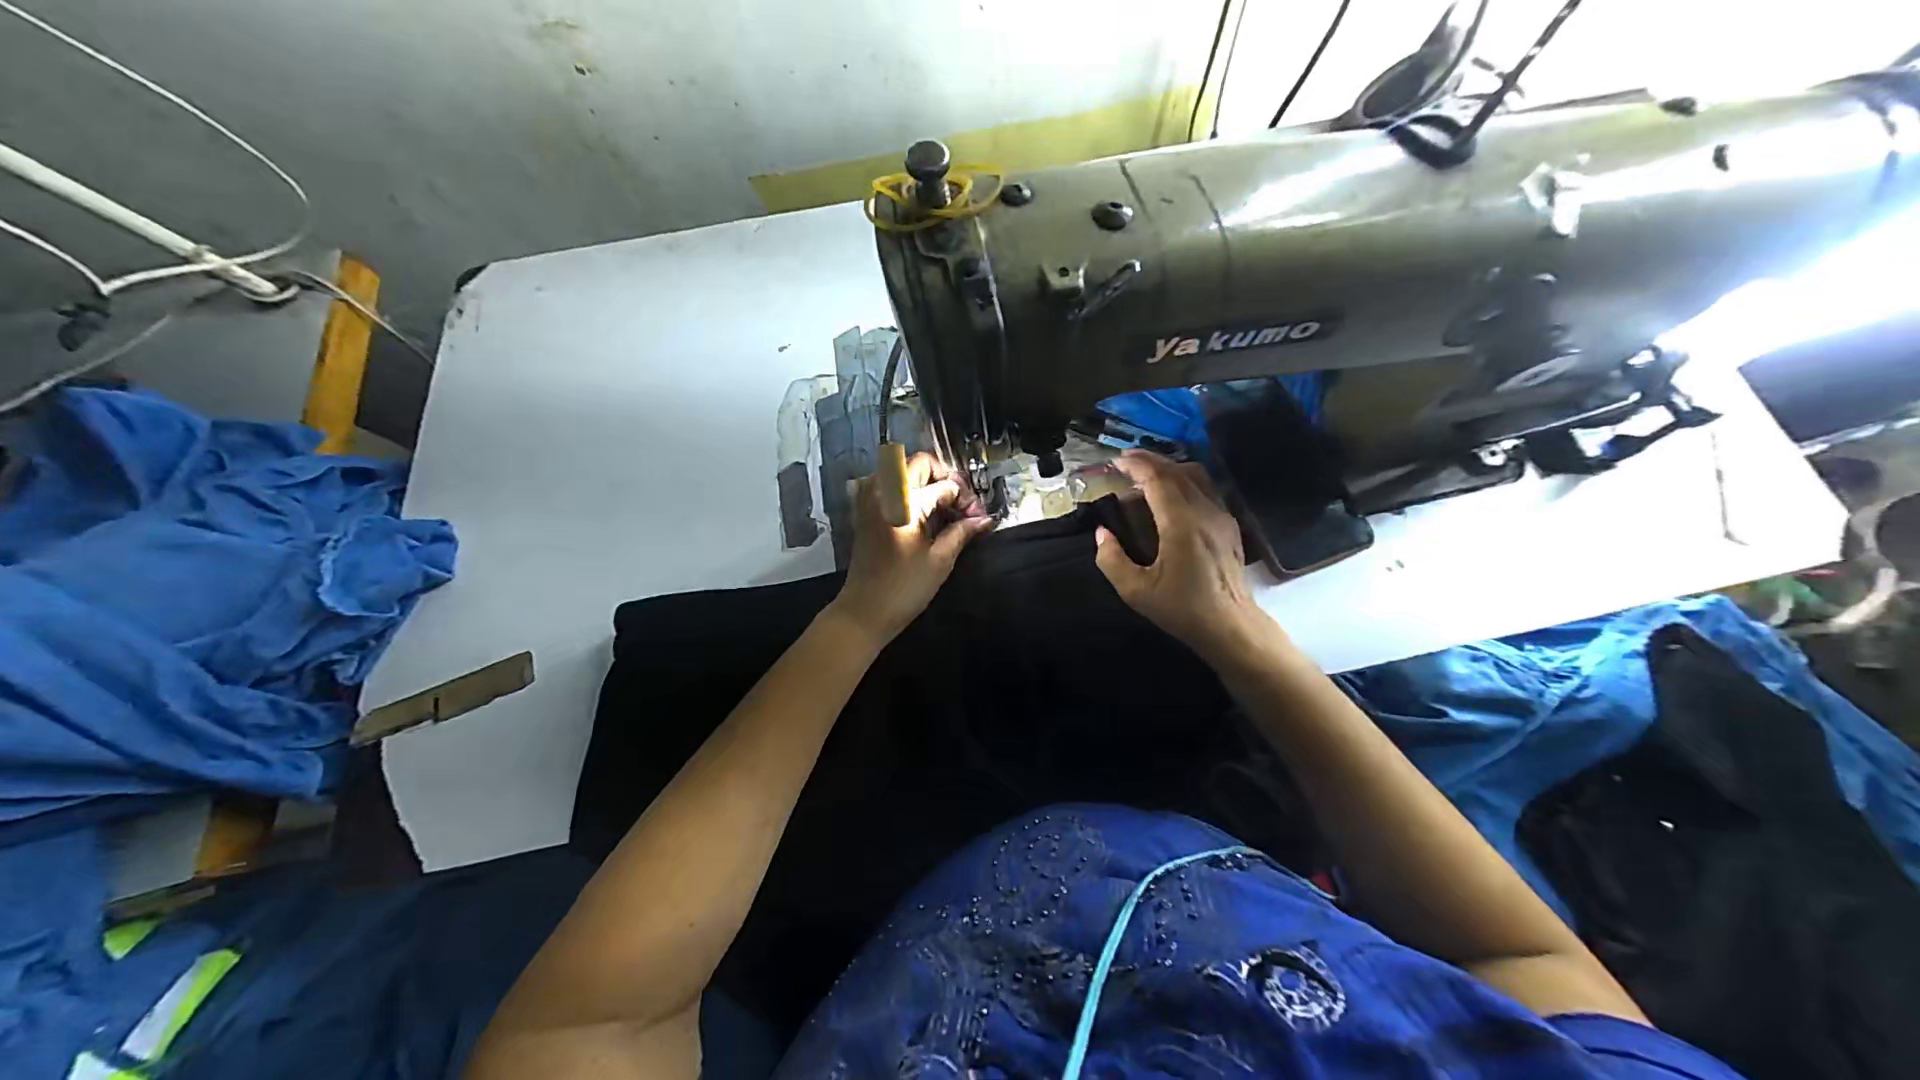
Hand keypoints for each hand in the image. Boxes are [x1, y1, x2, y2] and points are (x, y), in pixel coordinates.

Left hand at [828, 452, 992, 646]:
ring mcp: (869, 498)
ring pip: (902, 470)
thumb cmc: (904, 589)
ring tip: (944, 509)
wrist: (864, 611)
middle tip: (961, 505)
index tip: (977, 518)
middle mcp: (883, 491)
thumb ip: (962, 532)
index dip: (966, 499)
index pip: (944, 485)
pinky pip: (888, 484)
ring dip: (926, 482)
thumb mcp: (940, 560)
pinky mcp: (864, 510)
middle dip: (945, 479)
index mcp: (904, 502)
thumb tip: (984, 519)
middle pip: (920, 463)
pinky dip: (908, 490)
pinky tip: (923, 514)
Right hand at [1093, 450, 1284, 662]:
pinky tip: (1171, 495)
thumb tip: (1102, 534)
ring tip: (1147, 474)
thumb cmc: (1182, 609)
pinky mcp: (1229, 526)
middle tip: (1126, 461)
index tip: (1117, 461)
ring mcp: (1222, 517)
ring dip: (1170, 468)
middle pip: (1178, 471)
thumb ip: (1111, 559)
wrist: (1229, 626)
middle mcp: (1205, 512)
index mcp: (1182, 524)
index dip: (1136, 465)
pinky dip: (1185, 481)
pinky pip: (1207, 490)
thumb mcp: (1135, 591)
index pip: (1158, 479)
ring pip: (1197, 476)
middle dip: (1151, 461)